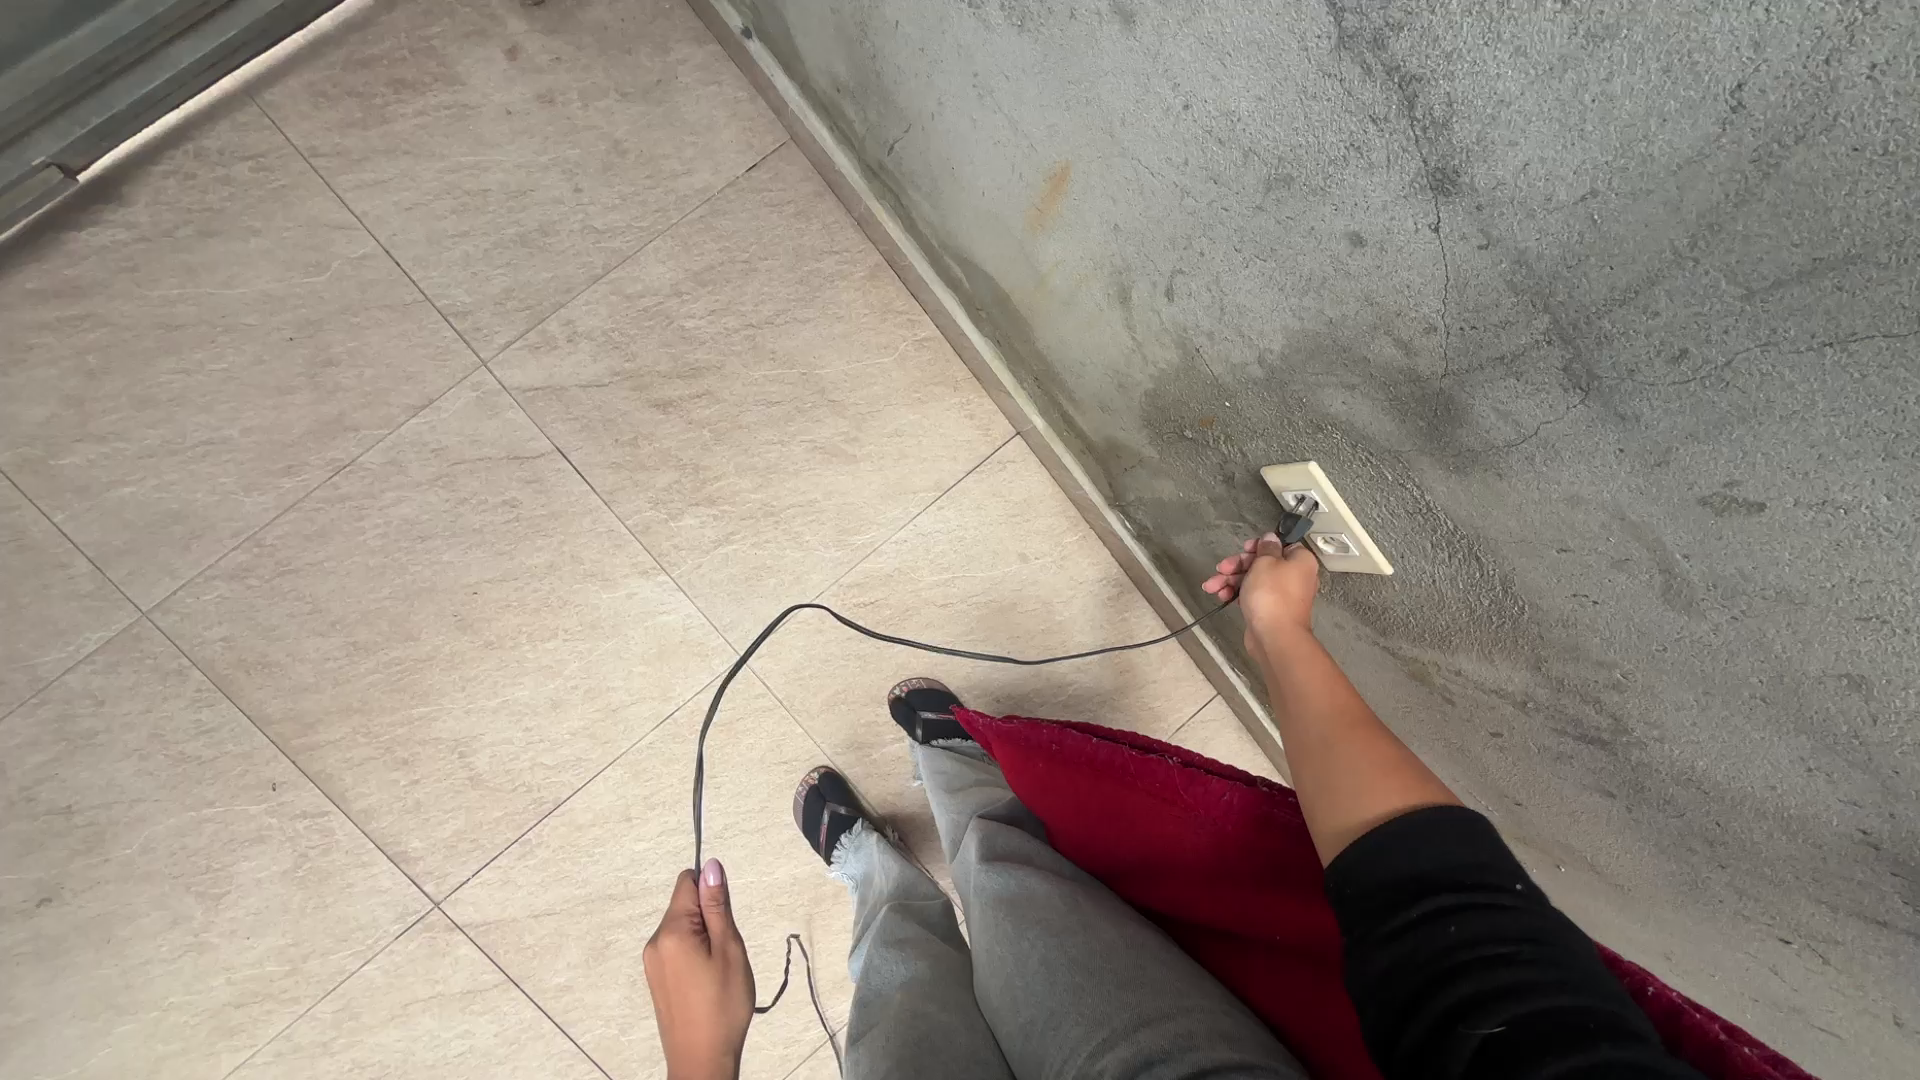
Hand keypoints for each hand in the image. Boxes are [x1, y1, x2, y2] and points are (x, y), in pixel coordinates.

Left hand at [643, 859, 754, 1079]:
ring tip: (718, 967)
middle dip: (709, 915)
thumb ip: (718, 905)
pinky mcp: (656, 979)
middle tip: (726, 948)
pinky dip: (694, 951)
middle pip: (684, 904)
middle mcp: (654, 942)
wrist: (702, 1062)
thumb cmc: (723, 1003)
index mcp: (671, 932)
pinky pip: (677, 946)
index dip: (711, 891)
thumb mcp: (729, 948)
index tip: (726, 917)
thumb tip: (711, 866)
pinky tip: (707, 979)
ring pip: (682, 926)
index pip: (687, 882)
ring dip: (703, 935)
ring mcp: (652, 962)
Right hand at [1201, 532, 1320, 647]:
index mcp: (1299, 561)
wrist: (1274, 635)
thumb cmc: (1272, 594)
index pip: (1280, 545)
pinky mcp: (1268, 608)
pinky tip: (1220, 595)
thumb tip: (1270, 538)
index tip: (1244, 549)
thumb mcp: (1265, 562)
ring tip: (1212, 586)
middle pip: (1262, 562)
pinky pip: (1251, 594)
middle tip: (1222, 568)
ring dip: (1230, 579)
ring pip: (1252, 579)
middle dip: (1237, 565)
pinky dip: (1235, 593)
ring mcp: (1280, 594)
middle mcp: (1293, 576)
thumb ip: (1266, 547)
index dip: (1259, 546)